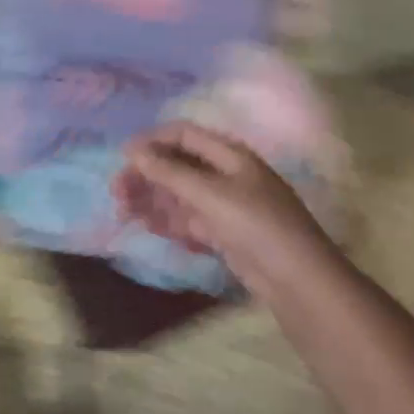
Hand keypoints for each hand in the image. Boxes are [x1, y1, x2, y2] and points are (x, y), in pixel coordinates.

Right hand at [114, 121, 335, 288]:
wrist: (296, 279)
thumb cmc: (256, 225)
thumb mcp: (210, 194)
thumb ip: (169, 171)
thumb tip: (132, 149)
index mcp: (230, 154)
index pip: (184, 135)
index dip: (152, 141)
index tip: (122, 156)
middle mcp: (227, 175)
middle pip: (178, 165)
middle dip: (147, 175)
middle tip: (117, 193)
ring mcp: (225, 205)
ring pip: (180, 195)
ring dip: (152, 199)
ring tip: (124, 212)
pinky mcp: (224, 234)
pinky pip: (188, 220)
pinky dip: (168, 221)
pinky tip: (147, 227)